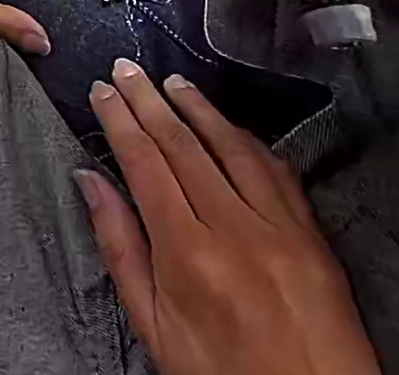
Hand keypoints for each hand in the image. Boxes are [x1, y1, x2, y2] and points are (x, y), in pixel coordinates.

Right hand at [76, 60, 382, 374]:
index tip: (103, 91)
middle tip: (126, 69)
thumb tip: (89, 180)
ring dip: (196, 105)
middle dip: (148, 99)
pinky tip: (227, 122)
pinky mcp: (309, 228)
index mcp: (187, 255)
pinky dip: (244, 136)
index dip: (119, 120)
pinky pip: (272, 165)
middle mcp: (233, 227)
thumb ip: (119, 247)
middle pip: (180, 143)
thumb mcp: (154, 329)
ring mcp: (277, 223)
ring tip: (171, 81)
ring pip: (228, 143)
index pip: (144, 162)